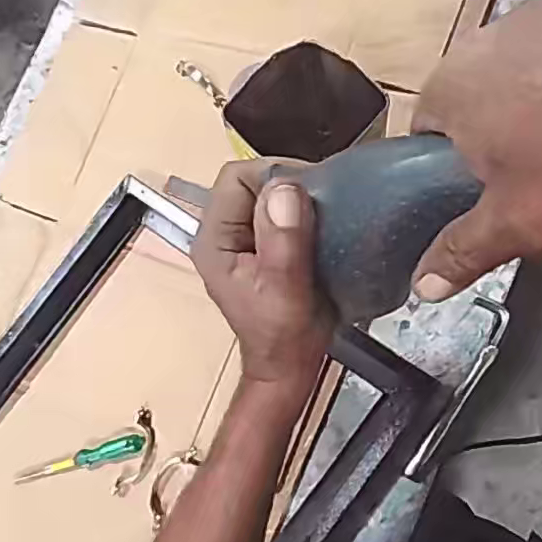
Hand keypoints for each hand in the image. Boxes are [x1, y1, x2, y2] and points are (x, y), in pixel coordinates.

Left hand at [191, 159, 333, 388]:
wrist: (288, 366)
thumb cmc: (284, 337)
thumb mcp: (284, 290)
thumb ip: (282, 241)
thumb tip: (285, 188)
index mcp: (215, 240)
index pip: (237, 178)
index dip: (274, 175)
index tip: (311, 193)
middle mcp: (223, 235)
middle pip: (252, 182)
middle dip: (290, 187)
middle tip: (324, 205)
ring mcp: (242, 241)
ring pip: (269, 196)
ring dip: (299, 201)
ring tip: (326, 216)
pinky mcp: (263, 248)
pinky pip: (281, 214)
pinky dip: (303, 214)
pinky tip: (321, 227)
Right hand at [409, 0, 541, 298]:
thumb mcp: (533, 223)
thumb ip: (468, 251)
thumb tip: (421, 285)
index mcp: (451, 85)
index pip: (421, 148)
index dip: (453, 189)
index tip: (494, 214)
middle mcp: (492, 32)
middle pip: (485, 117)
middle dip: (512, 160)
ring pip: (539, 90)